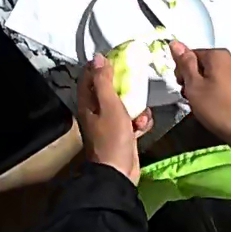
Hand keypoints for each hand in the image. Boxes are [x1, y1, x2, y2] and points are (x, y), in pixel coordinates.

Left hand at [77, 54, 151, 183]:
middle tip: (136, 82)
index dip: (100, 66)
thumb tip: (99, 58)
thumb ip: (104, 82)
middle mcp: (95, 113)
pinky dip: (139, 121)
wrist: (118, 173)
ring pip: (123, 105)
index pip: (88, 77)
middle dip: (124, 86)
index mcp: (87, 104)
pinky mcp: (122, 135)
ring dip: (135, 106)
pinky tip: (143, 126)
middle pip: (108, 90)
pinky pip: (132, 120)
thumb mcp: (109, 106)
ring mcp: (109, 124)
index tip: (116, 58)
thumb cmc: (112, 138)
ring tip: (140, 113)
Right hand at [171, 42, 230, 152]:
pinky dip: (212, 88)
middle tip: (190, 94)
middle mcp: (230, 58)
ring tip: (199, 101)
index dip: (182, 70)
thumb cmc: (215, 107)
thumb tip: (175, 42)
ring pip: (210, 72)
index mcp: (218, 54)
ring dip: (200, 84)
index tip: (182, 86)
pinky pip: (220, 79)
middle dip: (191, 76)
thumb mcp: (194, 85)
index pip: (190, 54)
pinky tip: (210, 102)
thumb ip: (184, 63)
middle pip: (201, 62)